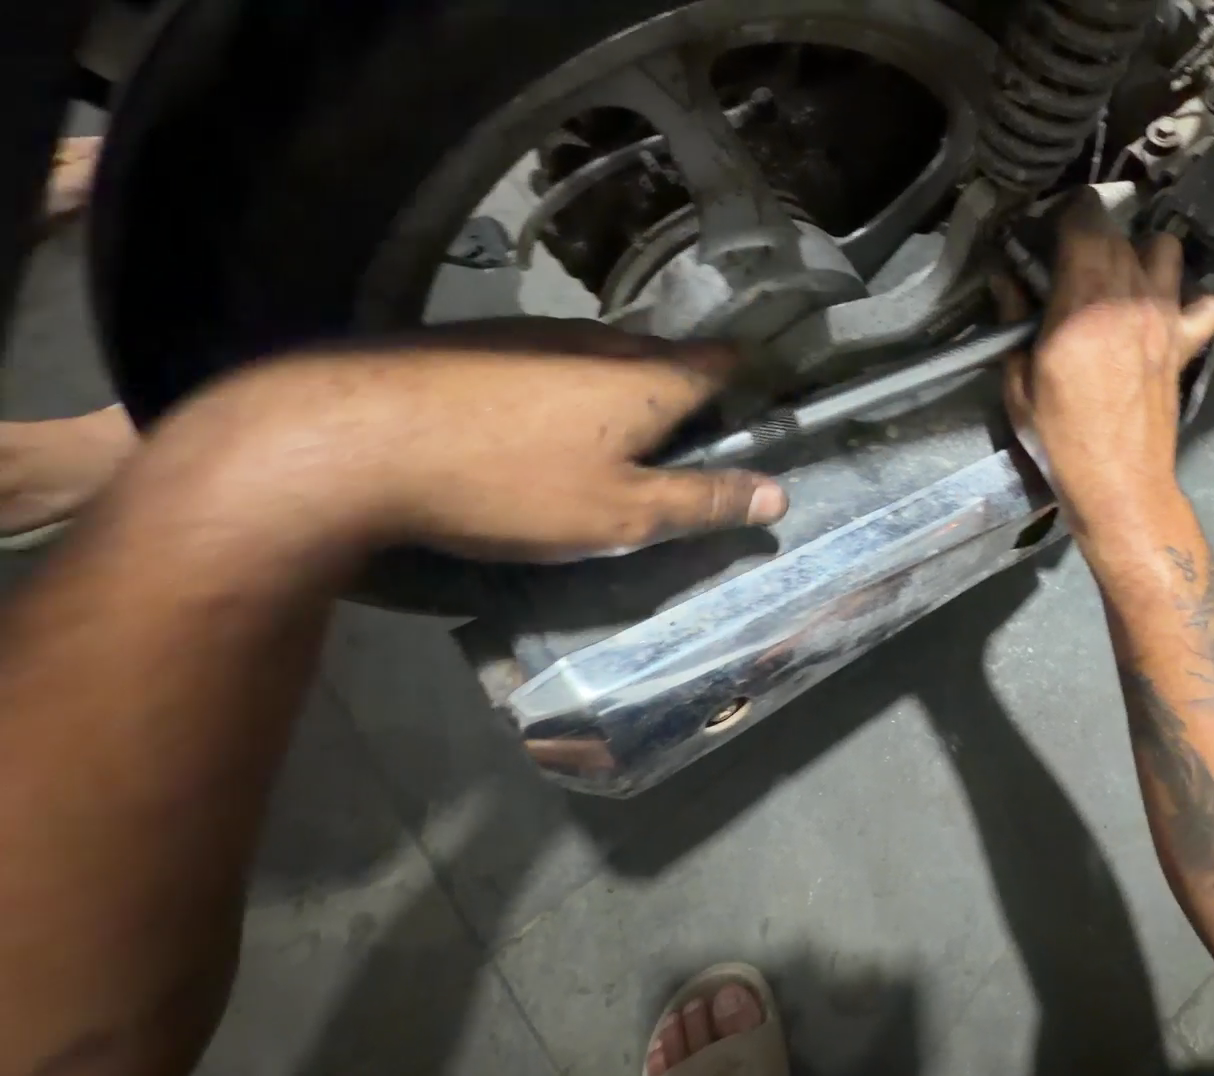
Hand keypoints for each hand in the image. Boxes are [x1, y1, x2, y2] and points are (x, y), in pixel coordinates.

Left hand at [148, 318, 786, 562]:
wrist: (345, 441)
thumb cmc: (509, 484)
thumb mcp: (621, 515)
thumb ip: (702, 502)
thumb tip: (779, 495)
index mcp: (648, 379)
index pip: (725, 360)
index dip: (751, 378)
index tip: (760, 405)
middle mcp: (603, 341)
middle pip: (668, 356)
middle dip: (689, 389)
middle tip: (691, 439)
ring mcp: (538, 334)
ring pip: (609, 356)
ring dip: (628, 388)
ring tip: (620, 436)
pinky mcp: (481, 340)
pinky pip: (555, 359)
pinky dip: (572, 386)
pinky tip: (543, 423)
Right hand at [997, 189, 1213, 535]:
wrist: (1118, 482)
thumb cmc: (1059, 437)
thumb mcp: (1018, 384)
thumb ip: (1013, 323)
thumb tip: (1006, 281)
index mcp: (1081, 302)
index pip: (1084, 220)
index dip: (1063, 216)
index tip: (1046, 233)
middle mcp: (1129, 297)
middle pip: (1118, 233)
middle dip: (1091, 235)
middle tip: (1068, 263)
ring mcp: (1165, 317)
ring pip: (1165, 250)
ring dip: (1141, 253)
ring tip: (1120, 278)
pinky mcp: (1186, 343)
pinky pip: (1207, 303)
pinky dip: (1191, 299)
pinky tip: (1168, 312)